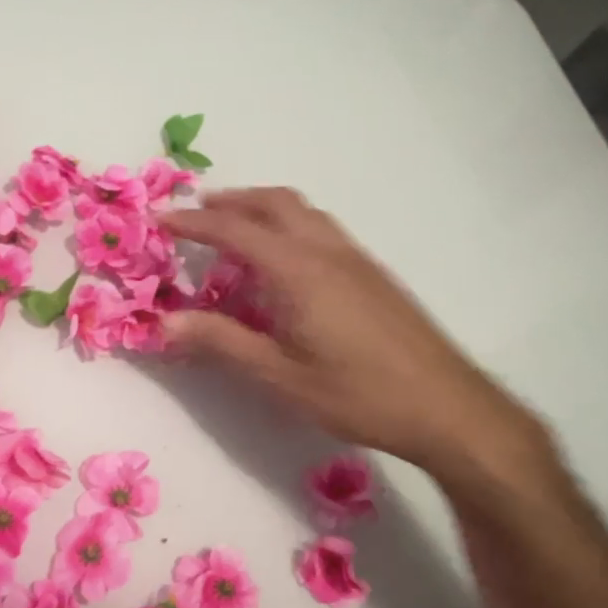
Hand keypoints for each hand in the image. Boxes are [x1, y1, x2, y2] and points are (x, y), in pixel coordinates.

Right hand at [161, 188, 546, 481]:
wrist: (446, 405)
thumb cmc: (357, 394)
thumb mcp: (279, 376)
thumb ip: (221, 343)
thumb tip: (166, 322)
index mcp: (299, 271)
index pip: (235, 231)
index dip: (194, 222)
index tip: (161, 218)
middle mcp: (328, 252)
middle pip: (276, 203)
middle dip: (232, 201)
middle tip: (197, 212)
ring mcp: (356, 260)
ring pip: (304, 212)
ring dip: (264, 209)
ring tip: (235, 230)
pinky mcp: (373, 275)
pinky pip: (321, 230)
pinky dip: (289, 226)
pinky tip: (283, 264)